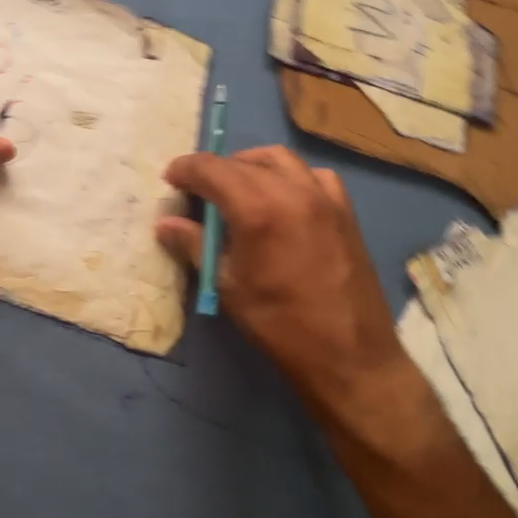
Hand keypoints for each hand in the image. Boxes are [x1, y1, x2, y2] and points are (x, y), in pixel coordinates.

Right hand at [155, 147, 408, 410]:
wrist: (352, 358)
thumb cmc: (281, 325)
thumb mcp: (227, 286)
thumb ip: (194, 244)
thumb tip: (165, 223)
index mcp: (257, 209)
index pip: (211, 168)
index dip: (185, 170)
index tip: (172, 181)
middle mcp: (291, 191)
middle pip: (241, 162)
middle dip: (213, 170)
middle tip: (197, 192)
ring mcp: (323, 198)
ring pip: (278, 159)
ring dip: (250, 165)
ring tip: (237, 188)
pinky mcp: (345, 211)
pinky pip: (313, 175)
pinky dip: (290, 176)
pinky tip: (283, 198)